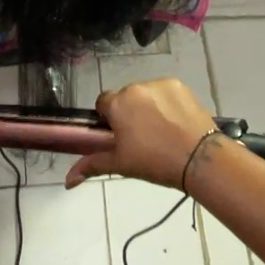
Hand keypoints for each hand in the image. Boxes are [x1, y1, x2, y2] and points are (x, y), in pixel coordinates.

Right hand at [64, 78, 217, 190]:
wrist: (198, 157)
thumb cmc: (154, 161)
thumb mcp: (120, 165)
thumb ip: (91, 165)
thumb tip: (67, 180)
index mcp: (117, 104)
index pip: (103, 102)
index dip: (108, 118)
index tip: (118, 135)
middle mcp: (135, 87)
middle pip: (125, 98)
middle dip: (129, 113)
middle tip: (140, 137)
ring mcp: (158, 84)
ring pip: (145, 94)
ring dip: (147, 107)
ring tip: (161, 131)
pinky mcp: (178, 85)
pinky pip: (165, 92)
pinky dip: (167, 103)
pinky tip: (175, 122)